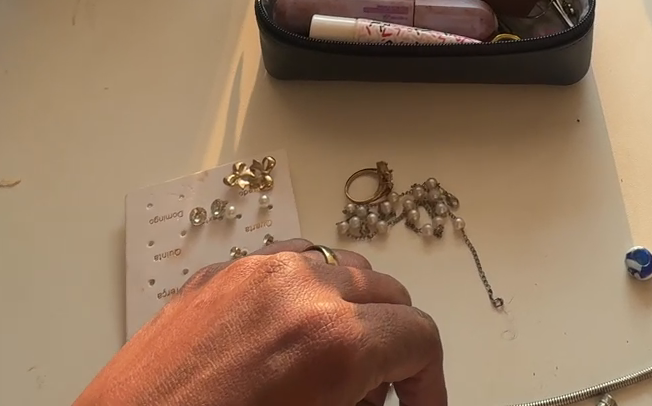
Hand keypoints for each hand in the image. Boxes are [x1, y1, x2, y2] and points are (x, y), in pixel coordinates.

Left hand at [74, 239, 444, 405]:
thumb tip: (381, 395)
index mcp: (332, 340)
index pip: (418, 337)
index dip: (430, 382)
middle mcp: (303, 285)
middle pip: (386, 293)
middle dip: (394, 344)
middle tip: (376, 397)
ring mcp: (258, 268)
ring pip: (341, 266)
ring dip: (354, 310)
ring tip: (333, 361)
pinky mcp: (221, 271)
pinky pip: (290, 261)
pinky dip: (308, 289)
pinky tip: (289, 332)